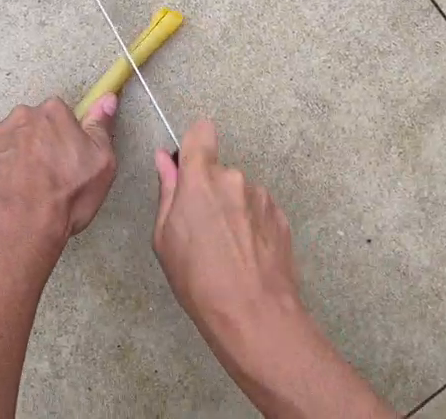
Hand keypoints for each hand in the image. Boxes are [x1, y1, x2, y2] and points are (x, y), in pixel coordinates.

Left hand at [0, 94, 118, 242]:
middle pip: (27, 127)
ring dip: (9, 161)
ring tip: (18, 192)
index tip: (63, 158)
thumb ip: (101, 126)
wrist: (19, 227)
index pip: (57, 114)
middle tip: (41, 178)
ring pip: (2, 145)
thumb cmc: (64, 197)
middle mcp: (20, 118)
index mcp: (52, 114)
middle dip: (32, 146)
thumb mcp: (101, 163)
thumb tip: (107, 99)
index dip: (60, 137)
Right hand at [152, 121, 305, 353]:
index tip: (190, 165)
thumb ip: (167, 191)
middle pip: (219, 171)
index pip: (201, 132)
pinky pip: (259, 211)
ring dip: (233, 210)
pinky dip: (252, 226)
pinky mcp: (281, 216)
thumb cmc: (199, 279)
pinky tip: (247, 256)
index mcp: (201, 177)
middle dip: (210, 191)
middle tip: (203, 230)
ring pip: (240, 193)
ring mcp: (261, 196)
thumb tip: (165, 160)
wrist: (254, 313)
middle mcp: (234, 177)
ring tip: (228, 250)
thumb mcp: (165, 238)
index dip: (195, 143)